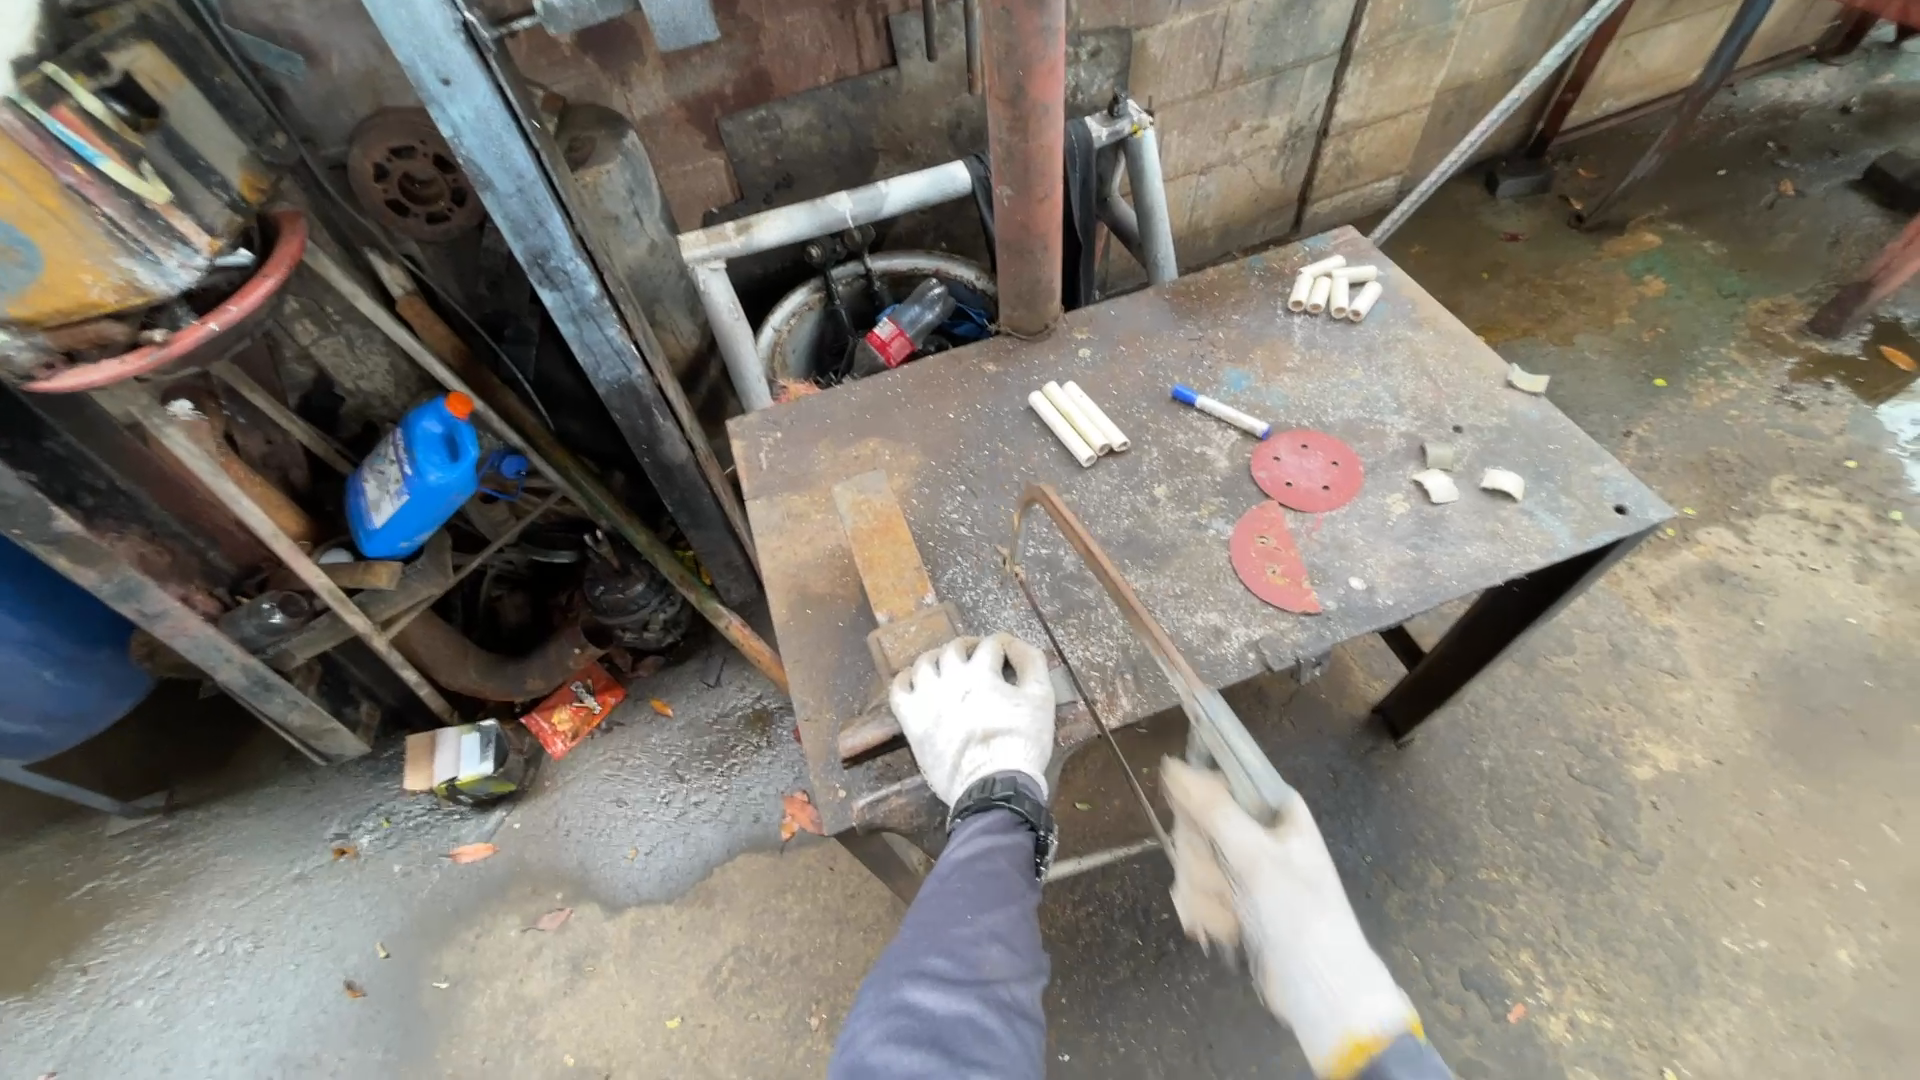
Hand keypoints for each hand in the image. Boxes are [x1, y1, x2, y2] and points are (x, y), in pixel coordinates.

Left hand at [889, 633, 1055, 804]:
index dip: (1002, 645)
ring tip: (947, 667)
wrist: (994, 786)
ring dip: (937, 659)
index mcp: (981, 670)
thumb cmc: (1021, 742)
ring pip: (924, 663)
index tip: (1007, 653)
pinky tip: (916, 682)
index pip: (991, 643)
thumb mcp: (1041, 698)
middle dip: (969, 647)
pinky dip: (906, 679)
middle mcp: (949, 677)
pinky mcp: (911, 721)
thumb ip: (1032, 664)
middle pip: (954, 648)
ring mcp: (926, 698)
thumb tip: (1016, 645)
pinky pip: (898, 689)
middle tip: (978, 657)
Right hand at [1161, 757, 1420, 1078]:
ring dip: (1205, 891)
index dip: (1200, 800)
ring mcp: (1244, 864)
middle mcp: (1258, 829)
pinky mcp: (1232, 895)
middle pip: (1197, 820)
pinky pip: (1196, 886)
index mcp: (1275, 808)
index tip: (1197, 825)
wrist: (1324, 995)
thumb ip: (1213, 810)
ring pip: (1192, 855)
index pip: (1220, 778)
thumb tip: (1172, 765)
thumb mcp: (1257, 858)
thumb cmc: (1301, 918)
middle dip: (1202, 859)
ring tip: (1231, 918)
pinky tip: (1224, 930)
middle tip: (1223, 883)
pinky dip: (1206, 910)